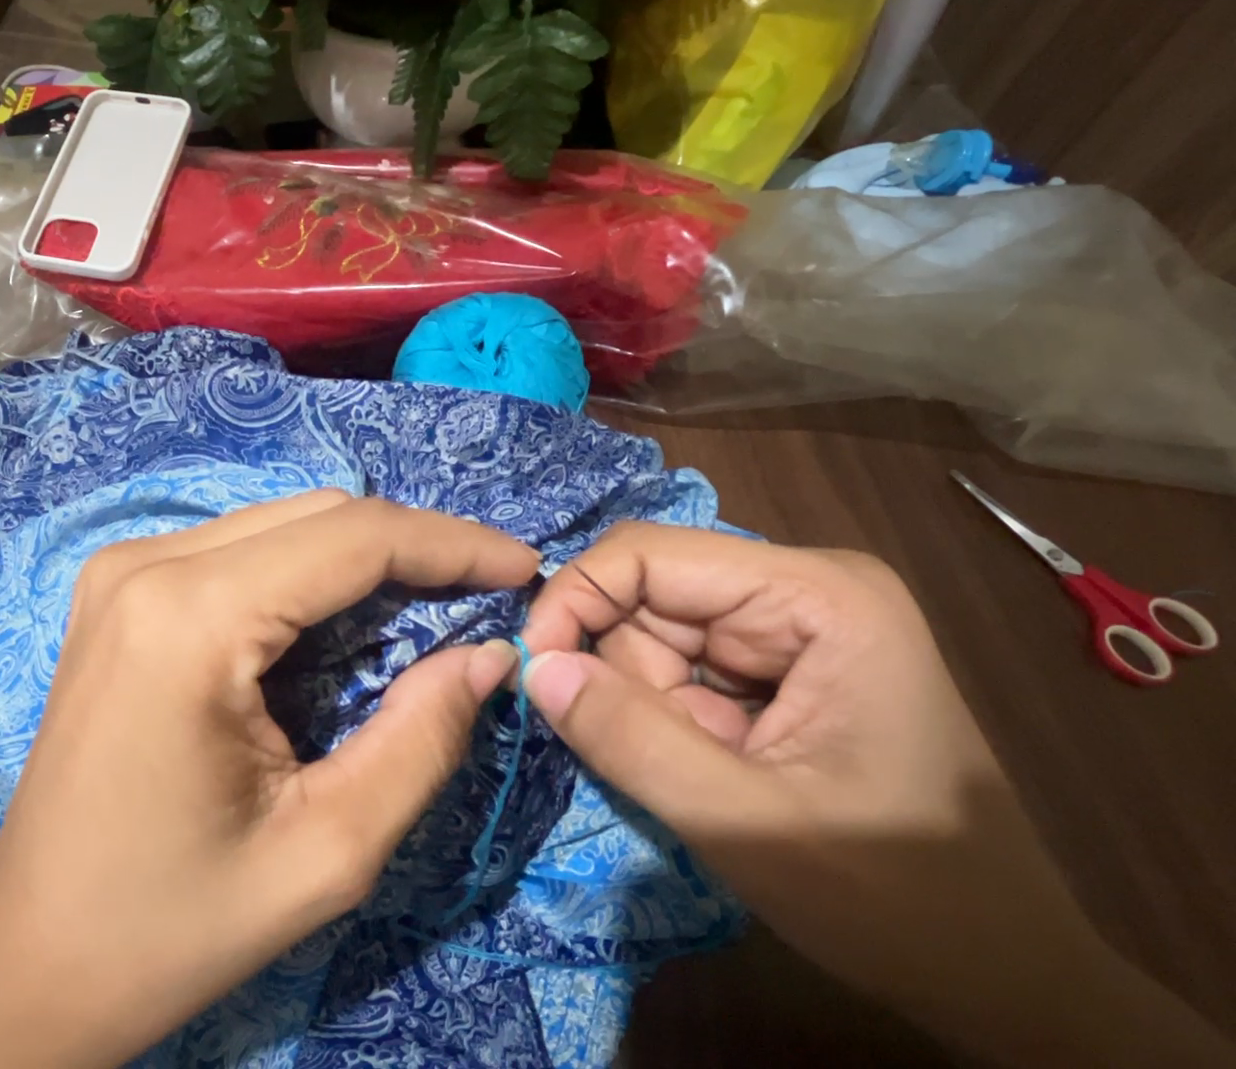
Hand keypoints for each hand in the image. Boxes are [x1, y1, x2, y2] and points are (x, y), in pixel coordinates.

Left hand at [0, 492, 535, 1068]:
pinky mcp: (117, 594)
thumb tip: (489, 654)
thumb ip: (423, 738)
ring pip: (280, 527)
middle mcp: (145, 564)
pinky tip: (344, 627)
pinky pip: (238, 554)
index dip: (453, 543)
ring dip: (363, 561)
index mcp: (190, 617)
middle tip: (486, 601)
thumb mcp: (327, 851)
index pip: (354, 538)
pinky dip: (307, 577)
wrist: (36, 959)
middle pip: (317, 518)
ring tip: (431, 615)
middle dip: (413, 549)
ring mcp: (121, 572)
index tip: (527, 571)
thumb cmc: (177, 922)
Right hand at [518, 522, 1233, 1067]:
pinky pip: (678, 672)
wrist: (994, 971)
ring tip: (705, 774)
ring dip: (647, 707)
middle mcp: (801, 590)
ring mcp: (791, 628)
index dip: (574, 602)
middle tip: (662, 758)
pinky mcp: (777, 667)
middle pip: (647, 597)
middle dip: (624, 676)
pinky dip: (667, 720)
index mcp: (815, 595)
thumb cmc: (892, 895)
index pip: (648, 555)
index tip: (532, 677)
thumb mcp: (741, 820)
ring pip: (652, 637)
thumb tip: (530, 668)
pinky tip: (713, 768)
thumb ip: (627, 738)